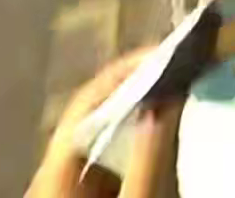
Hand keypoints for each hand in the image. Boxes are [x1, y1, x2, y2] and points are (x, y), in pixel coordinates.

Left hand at [31, 49, 178, 197]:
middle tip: (182, 63)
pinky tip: (166, 128)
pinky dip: (135, 134)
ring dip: (139, 105)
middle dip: (138, 82)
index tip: (168, 51)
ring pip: (101, 132)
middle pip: (93, 112)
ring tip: (180, 84)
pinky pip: (106, 155)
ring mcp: (64, 191)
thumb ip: (151, 158)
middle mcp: (52, 176)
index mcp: (54, 177)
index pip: (87, 101)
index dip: (126, 69)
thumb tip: (167, 95)